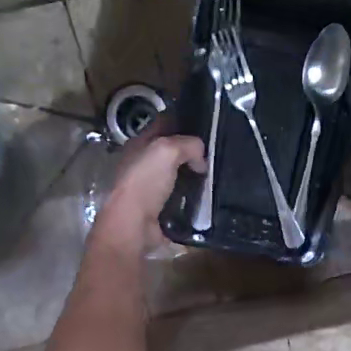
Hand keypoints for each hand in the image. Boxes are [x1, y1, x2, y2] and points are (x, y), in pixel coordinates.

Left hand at [93, 122, 204, 254]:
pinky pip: (184, 201)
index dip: (184, 124)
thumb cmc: (144, 182)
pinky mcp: (161, 211)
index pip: (164, 126)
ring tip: (216, 177)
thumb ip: (188, 145)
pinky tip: (209, 199)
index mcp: (139, 145)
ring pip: (181, 177)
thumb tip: (201, 160)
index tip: (207, 128)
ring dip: (196, 178)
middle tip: (216, 155)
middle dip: (194, 154)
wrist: (133, 225)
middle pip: (174, 153)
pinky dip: (195, 200)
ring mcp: (152, 190)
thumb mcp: (166, 150)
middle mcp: (144, 166)